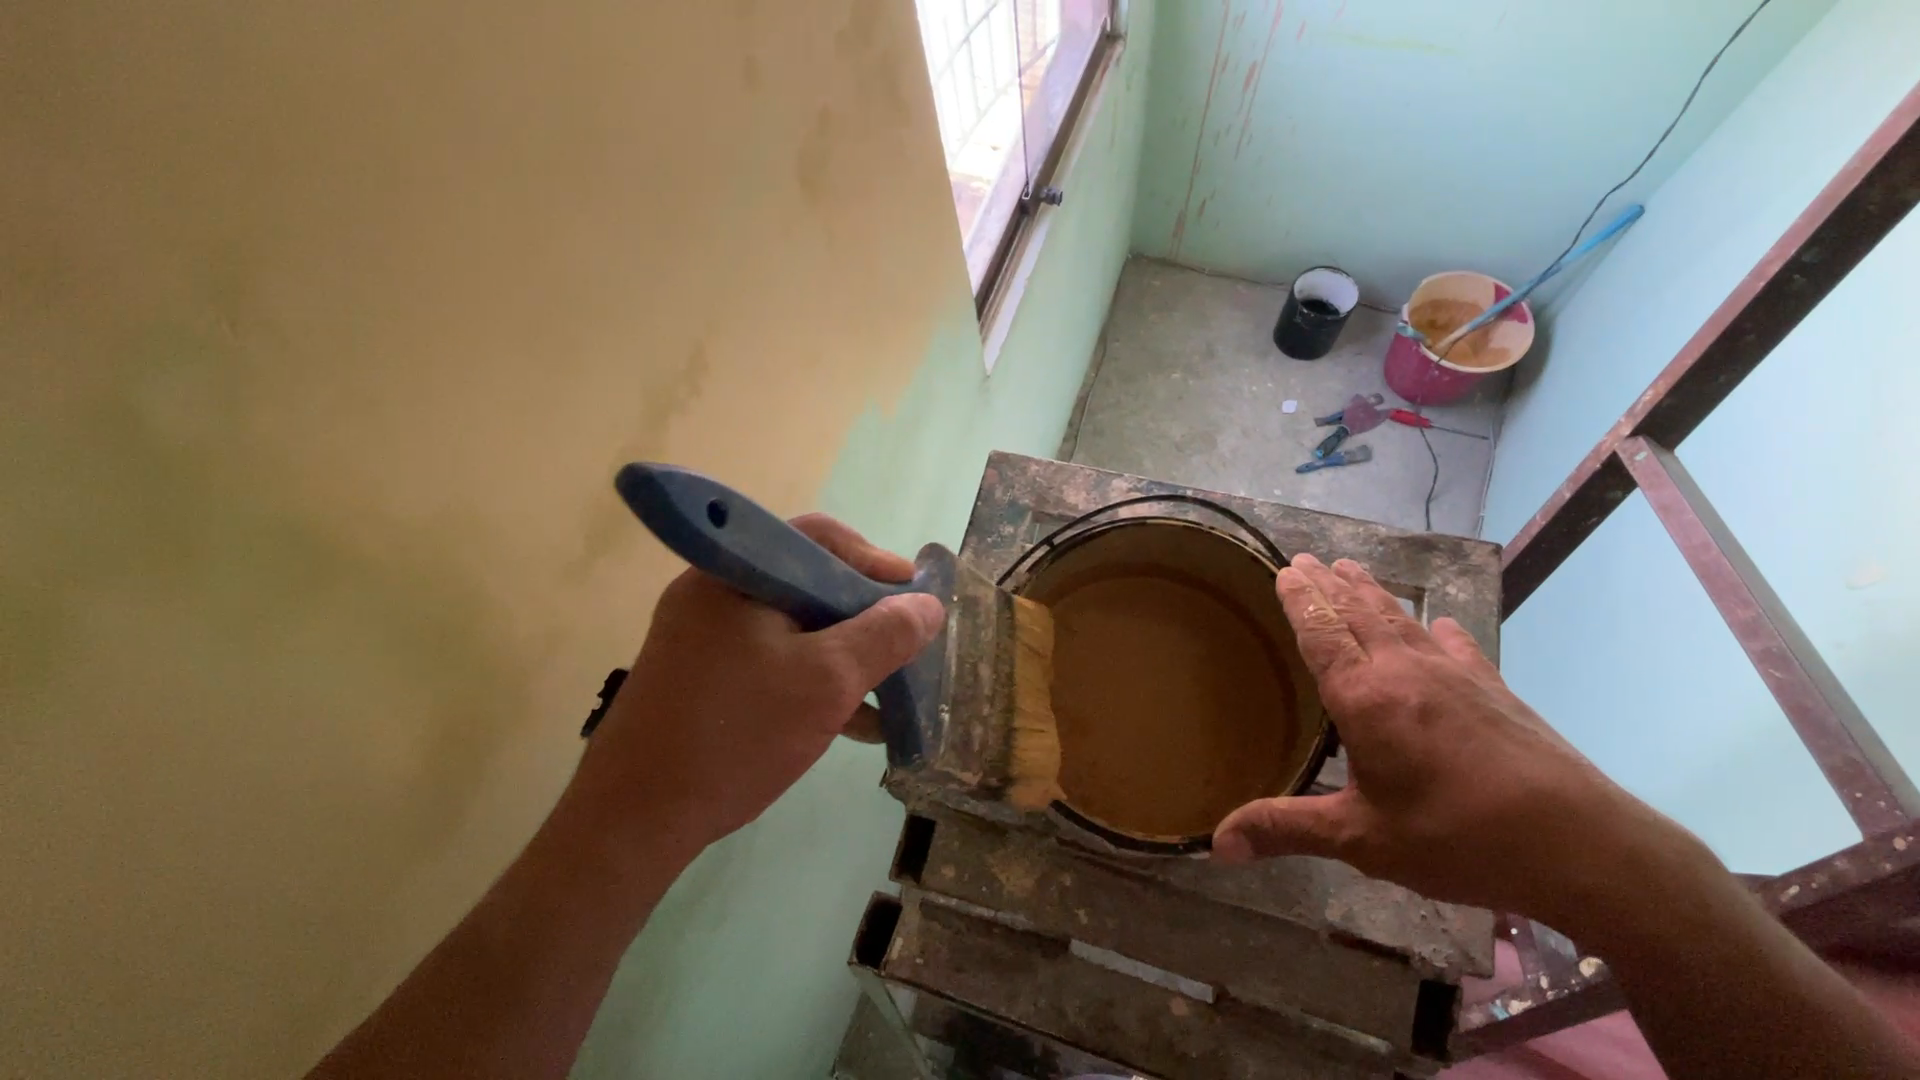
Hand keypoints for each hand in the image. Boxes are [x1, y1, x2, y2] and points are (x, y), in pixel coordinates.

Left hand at [568, 514, 944, 854]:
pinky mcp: (704, 680)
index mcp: (736, 573)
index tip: (914, 595)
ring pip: (794, 628)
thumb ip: (885, 635)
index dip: (873, 560)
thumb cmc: (735, 735)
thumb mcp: (826, 682)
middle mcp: (715, 593)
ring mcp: (705, 639)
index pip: (818, 538)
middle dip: (865, 615)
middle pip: (808, 582)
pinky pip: (773, 661)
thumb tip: (928, 605)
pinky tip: (855, 722)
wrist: (634, 820)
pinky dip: (814, 680)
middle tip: (905, 644)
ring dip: (846, 654)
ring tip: (891, 689)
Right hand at [1212, 554, 1691, 925]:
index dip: (1302, 600)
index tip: (1286, 568)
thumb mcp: (1360, 840)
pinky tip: (1441, 624)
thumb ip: (1286, 830)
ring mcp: (1456, 677)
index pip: (1322, 633)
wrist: (1582, 845)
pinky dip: (1439, 630)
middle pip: (1360, 614)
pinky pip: (1457, 646)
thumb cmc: (1456, 838)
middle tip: (1309, 557)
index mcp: (1365, 699)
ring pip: (1403, 621)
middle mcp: (1406, 673)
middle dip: (1331, 584)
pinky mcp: (1496, 691)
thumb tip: (1217, 844)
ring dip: (1374, 593)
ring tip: (1354, 570)